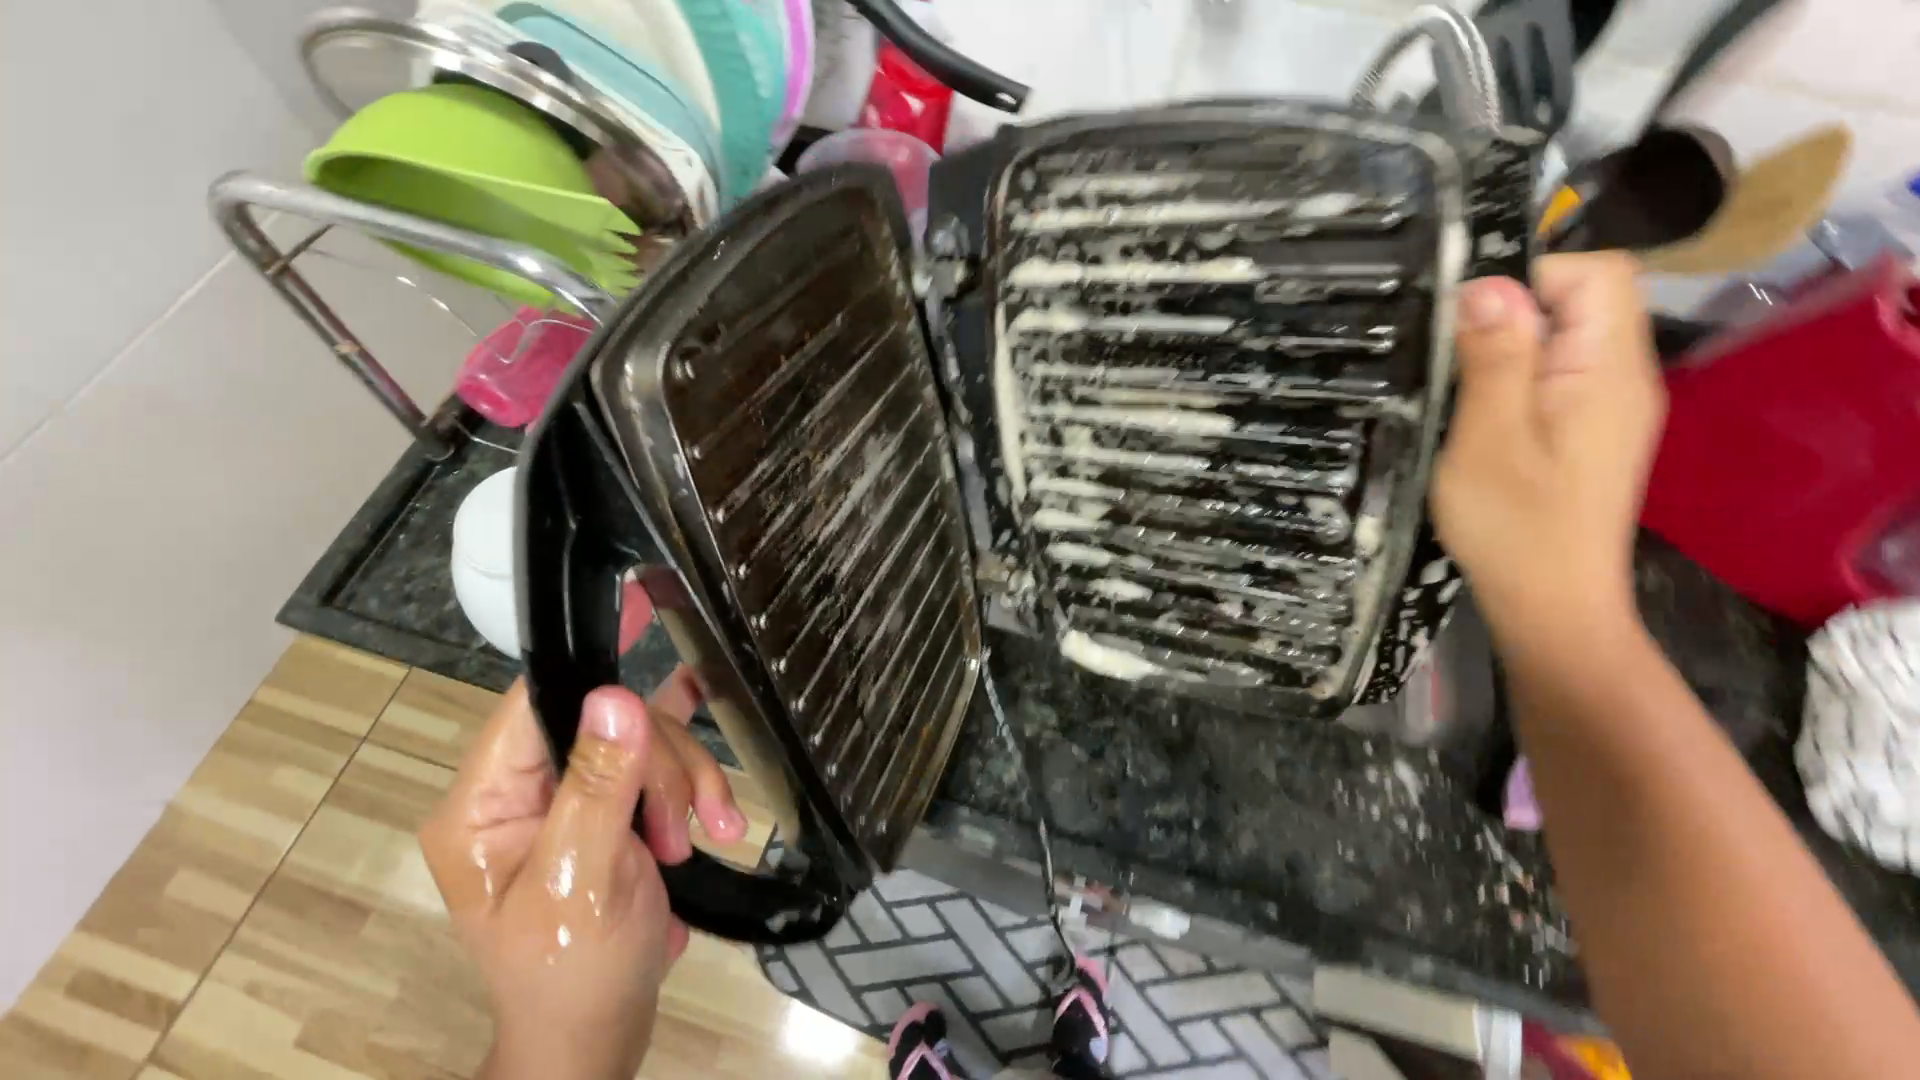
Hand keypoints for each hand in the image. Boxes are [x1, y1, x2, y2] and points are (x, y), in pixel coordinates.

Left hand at [419, 592, 746, 1079]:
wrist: (597, 1036)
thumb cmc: (575, 974)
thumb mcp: (583, 884)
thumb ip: (597, 790)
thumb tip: (614, 698)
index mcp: (486, 805)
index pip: (534, 705)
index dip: (589, 662)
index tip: (643, 609)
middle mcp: (522, 790)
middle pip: (606, 721)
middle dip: (661, 765)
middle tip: (689, 824)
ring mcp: (569, 798)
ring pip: (642, 741)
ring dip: (686, 785)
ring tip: (709, 836)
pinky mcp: (609, 809)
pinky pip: (655, 763)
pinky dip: (691, 780)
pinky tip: (719, 798)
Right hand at [1431, 253, 1666, 642]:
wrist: (1551, 604)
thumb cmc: (1514, 525)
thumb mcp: (1488, 438)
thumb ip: (1495, 358)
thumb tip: (1486, 285)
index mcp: (1608, 370)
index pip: (1595, 271)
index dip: (1528, 277)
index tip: (1467, 323)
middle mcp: (1624, 377)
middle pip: (1579, 301)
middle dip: (1508, 316)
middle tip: (1452, 366)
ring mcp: (1609, 407)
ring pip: (1561, 340)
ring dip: (1504, 352)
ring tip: (1459, 395)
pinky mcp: (1589, 432)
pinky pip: (1556, 376)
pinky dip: (1512, 381)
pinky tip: (1479, 419)